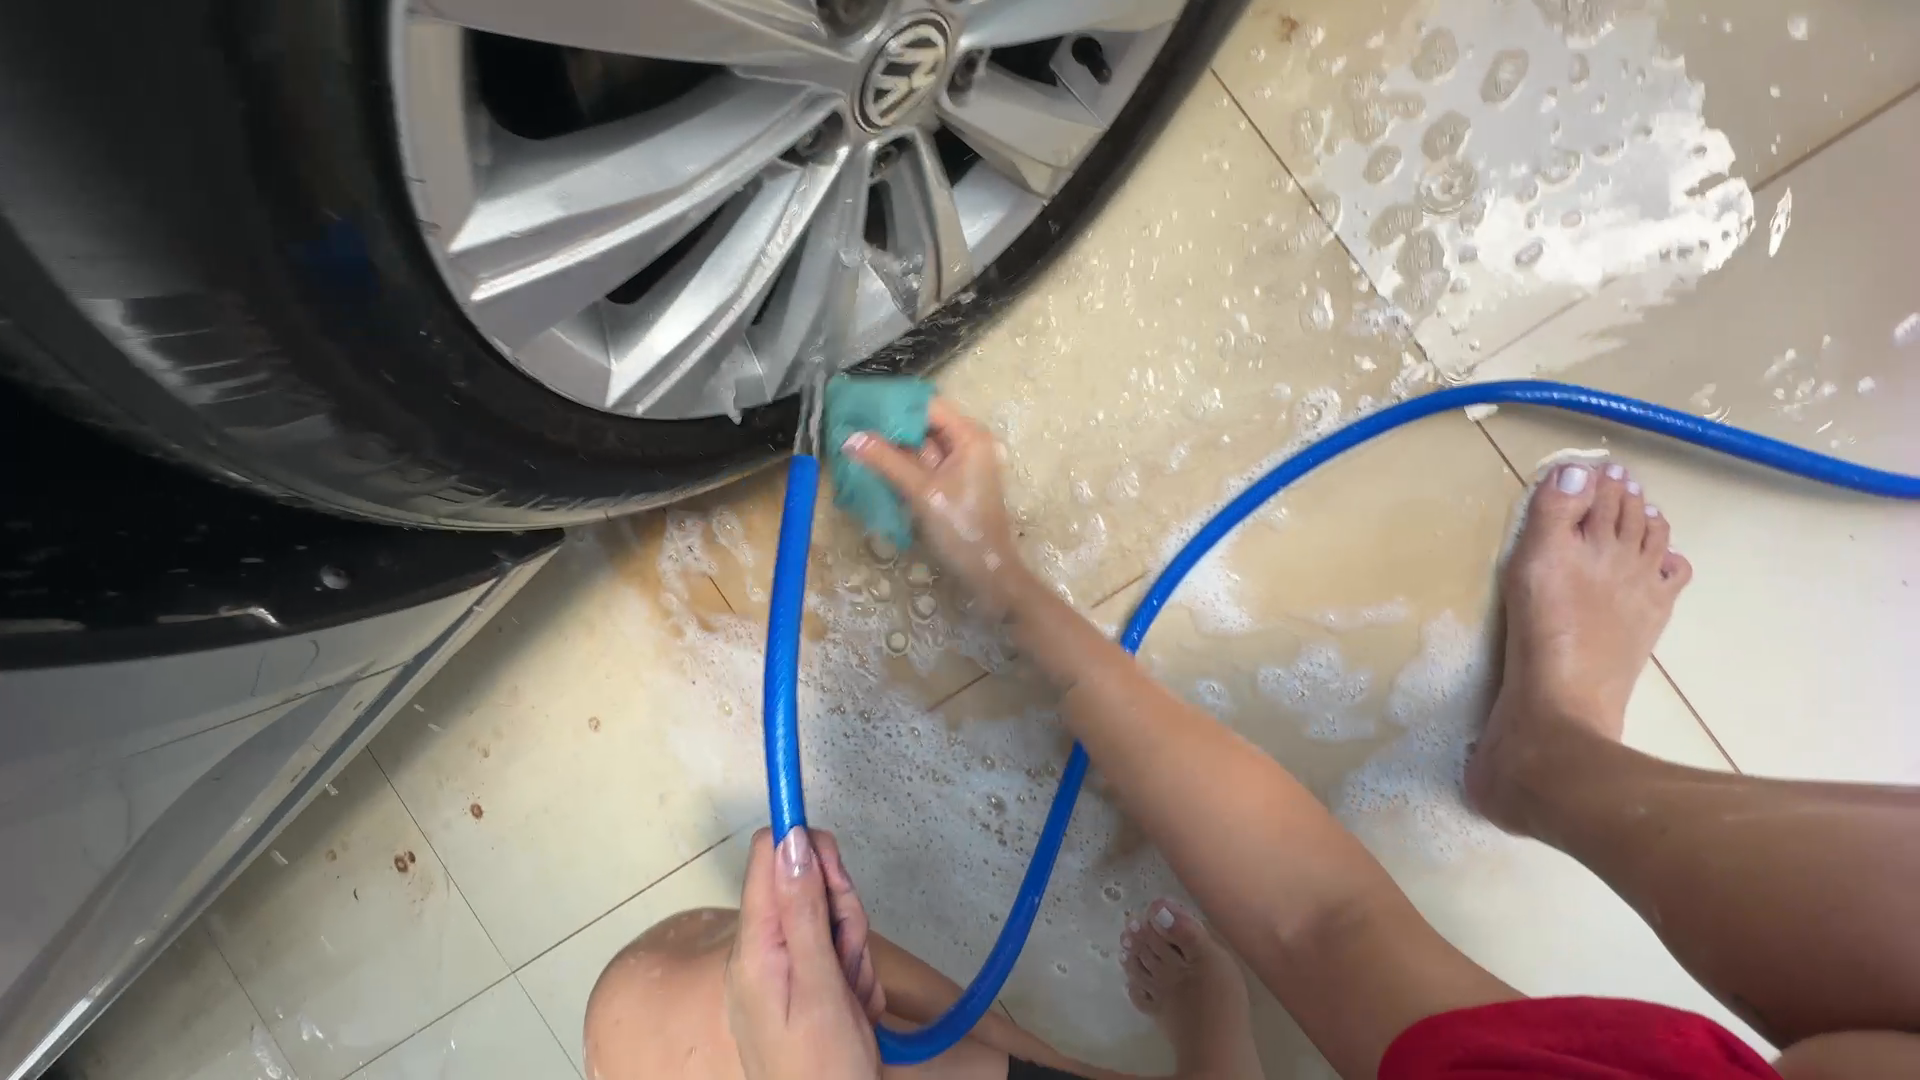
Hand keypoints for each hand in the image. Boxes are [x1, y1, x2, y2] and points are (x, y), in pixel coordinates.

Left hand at [726, 827, 880, 1079]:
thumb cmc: (824, 1067)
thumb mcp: (820, 987)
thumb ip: (803, 909)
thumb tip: (790, 837)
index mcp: (755, 945)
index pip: (769, 855)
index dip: (806, 848)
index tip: (838, 874)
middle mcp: (761, 947)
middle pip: (805, 882)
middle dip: (840, 907)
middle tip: (851, 950)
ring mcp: (781, 964)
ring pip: (827, 913)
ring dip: (851, 942)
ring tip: (854, 990)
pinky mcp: (801, 979)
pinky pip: (833, 945)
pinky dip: (852, 966)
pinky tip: (855, 1000)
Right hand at [843, 398, 1028, 613]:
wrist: (987, 575)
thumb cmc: (961, 530)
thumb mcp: (922, 492)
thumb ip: (886, 461)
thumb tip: (850, 438)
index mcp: (970, 437)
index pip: (927, 406)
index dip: (894, 405)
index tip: (859, 406)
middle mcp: (968, 445)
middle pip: (923, 425)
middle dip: (889, 427)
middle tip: (849, 426)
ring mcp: (961, 467)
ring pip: (920, 448)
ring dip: (892, 449)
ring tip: (854, 445)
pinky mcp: (953, 487)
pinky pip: (924, 468)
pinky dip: (902, 468)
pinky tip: (873, 468)